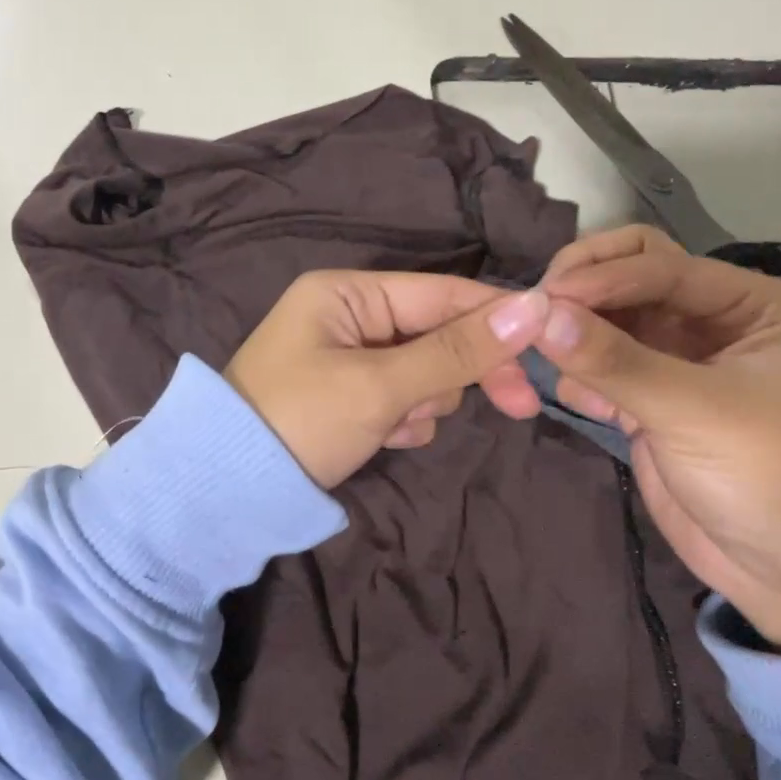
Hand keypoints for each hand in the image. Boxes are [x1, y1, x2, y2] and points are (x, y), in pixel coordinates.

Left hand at [223, 270, 550, 489]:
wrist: (229, 486)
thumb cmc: (301, 421)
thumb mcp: (380, 386)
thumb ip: (457, 350)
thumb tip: (538, 305)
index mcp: (344, 293)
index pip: (443, 293)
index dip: (500, 323)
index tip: (551, 357)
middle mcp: (343, 315)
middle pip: (436, 332)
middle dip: (455, 374)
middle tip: (515, 407)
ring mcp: (341, 357)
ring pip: (422, 371)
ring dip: (422, 402)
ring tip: (390, 426)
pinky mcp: (340, 396)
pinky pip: (395, 398)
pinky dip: (398, 420)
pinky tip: (379, 439)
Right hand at [535, 226, 780, 652]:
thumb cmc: (772, 476)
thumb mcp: (694, 411)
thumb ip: (611, 360)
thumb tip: (535, 312)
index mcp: (752, 306)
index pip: (660, 267)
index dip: (600, 277)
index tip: (540, 298)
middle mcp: (712, 323)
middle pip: (630, 279)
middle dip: (582, 288)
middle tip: (534, 308)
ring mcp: (675, 363)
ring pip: (605, 324)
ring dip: (570, 335)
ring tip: (535, 356)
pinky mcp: (645, 403)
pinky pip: (595, 369)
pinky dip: (573, 376)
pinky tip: (573, 401)